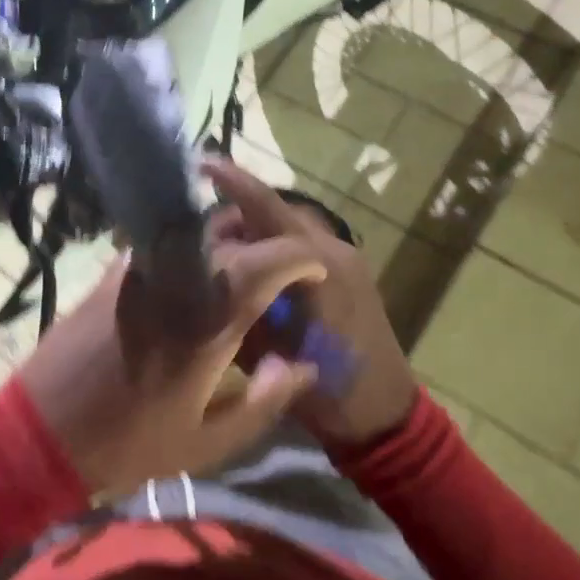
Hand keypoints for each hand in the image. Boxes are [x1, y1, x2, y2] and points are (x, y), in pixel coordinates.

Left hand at [16, 229, 327, 497]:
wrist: (41, 432)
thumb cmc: (129, 444)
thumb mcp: (208, 441)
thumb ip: (264, 401)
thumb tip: (300, 364)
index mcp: (206, 321)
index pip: (267, 261)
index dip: (300, 258)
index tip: (316, 271)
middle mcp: (174, 282)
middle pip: (232, 237)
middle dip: (266, 247)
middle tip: (283, 273)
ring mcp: (135, 272)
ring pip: (193, 234)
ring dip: (226, 241)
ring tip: (243, 271)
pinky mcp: (108, 276)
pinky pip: (160, 247)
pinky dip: (187, 250)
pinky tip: (192, 278)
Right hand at [205, 159, 418, 448]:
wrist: (383, 415)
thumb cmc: (324, 387)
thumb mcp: (264, 346)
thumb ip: (235, 297)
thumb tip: (204, 264)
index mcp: (316, 264)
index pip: (267, 208)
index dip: (233, 182)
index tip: (200, 164)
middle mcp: (334, 249)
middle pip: (277, 210)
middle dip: (235, 212)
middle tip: (196, 233)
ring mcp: (346, 260)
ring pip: (290, 226)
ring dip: (254, 229)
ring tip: (217, 252)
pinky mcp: (349, 274)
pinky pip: (303, 244)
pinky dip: (272, 245)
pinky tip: (248, 271)